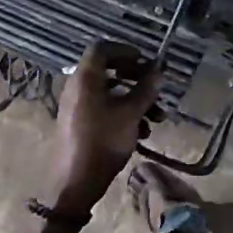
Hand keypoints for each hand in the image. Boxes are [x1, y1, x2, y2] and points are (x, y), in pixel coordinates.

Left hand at [48, 41, 161, 216]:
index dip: (125, 50)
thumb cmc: (102, 141)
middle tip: (154, 85)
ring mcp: (77, 107)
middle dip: (136, 77)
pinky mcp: (80, 124)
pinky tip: (142, 132)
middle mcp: (78, 88)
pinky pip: (104, 108)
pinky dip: (124, 113)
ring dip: (135, 99)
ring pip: (110, 92)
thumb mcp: (131, 113)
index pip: (102, 48)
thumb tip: (158, 70)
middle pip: (108, 69)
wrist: (73, 184)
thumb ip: (146, 89)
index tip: (145, 61)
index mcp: (86, 78)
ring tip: (157, 117)